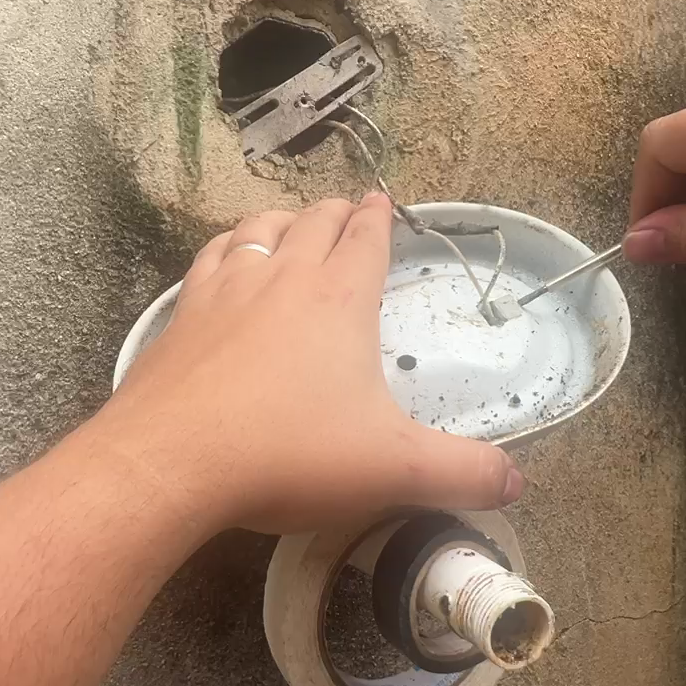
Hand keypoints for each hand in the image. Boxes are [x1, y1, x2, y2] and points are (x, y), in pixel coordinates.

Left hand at [88, 193, 522, 536]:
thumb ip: (462, 474)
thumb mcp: (393, 471)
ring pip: (258, 229)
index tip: (381, 201)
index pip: (366, 240)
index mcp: (339, 300)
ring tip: (291, 223)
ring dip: (282, 220)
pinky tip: (226, 260)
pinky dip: (228, 247)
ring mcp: (225, 290)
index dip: (378, 219)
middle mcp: (282, 278)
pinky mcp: (182, 316)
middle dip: (335, 212)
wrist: (171, 462)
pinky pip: (209, 259)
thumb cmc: (289, 454)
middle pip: (314, 223)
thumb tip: (515, 483)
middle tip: (346, 210)